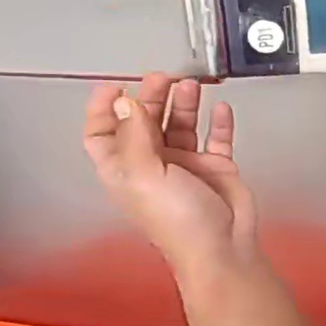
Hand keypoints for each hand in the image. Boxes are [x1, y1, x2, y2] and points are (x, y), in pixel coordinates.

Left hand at [83, 73, 255, 276]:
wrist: (223, 247)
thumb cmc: (178, 222)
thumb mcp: (145, 175)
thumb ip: (134, 135)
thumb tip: (125, 102)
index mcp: (125, 170)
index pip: (103, 134)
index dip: (103, 109)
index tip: (114, 85)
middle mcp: (154, 164)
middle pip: (145, 121)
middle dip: (151, 97)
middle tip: (163, 78)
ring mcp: (187, 165)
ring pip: (181, 124)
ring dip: (184, 104)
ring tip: (191, 86)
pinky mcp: (217, 168)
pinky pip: (216, 138)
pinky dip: (218, 122)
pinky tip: (220, 108)